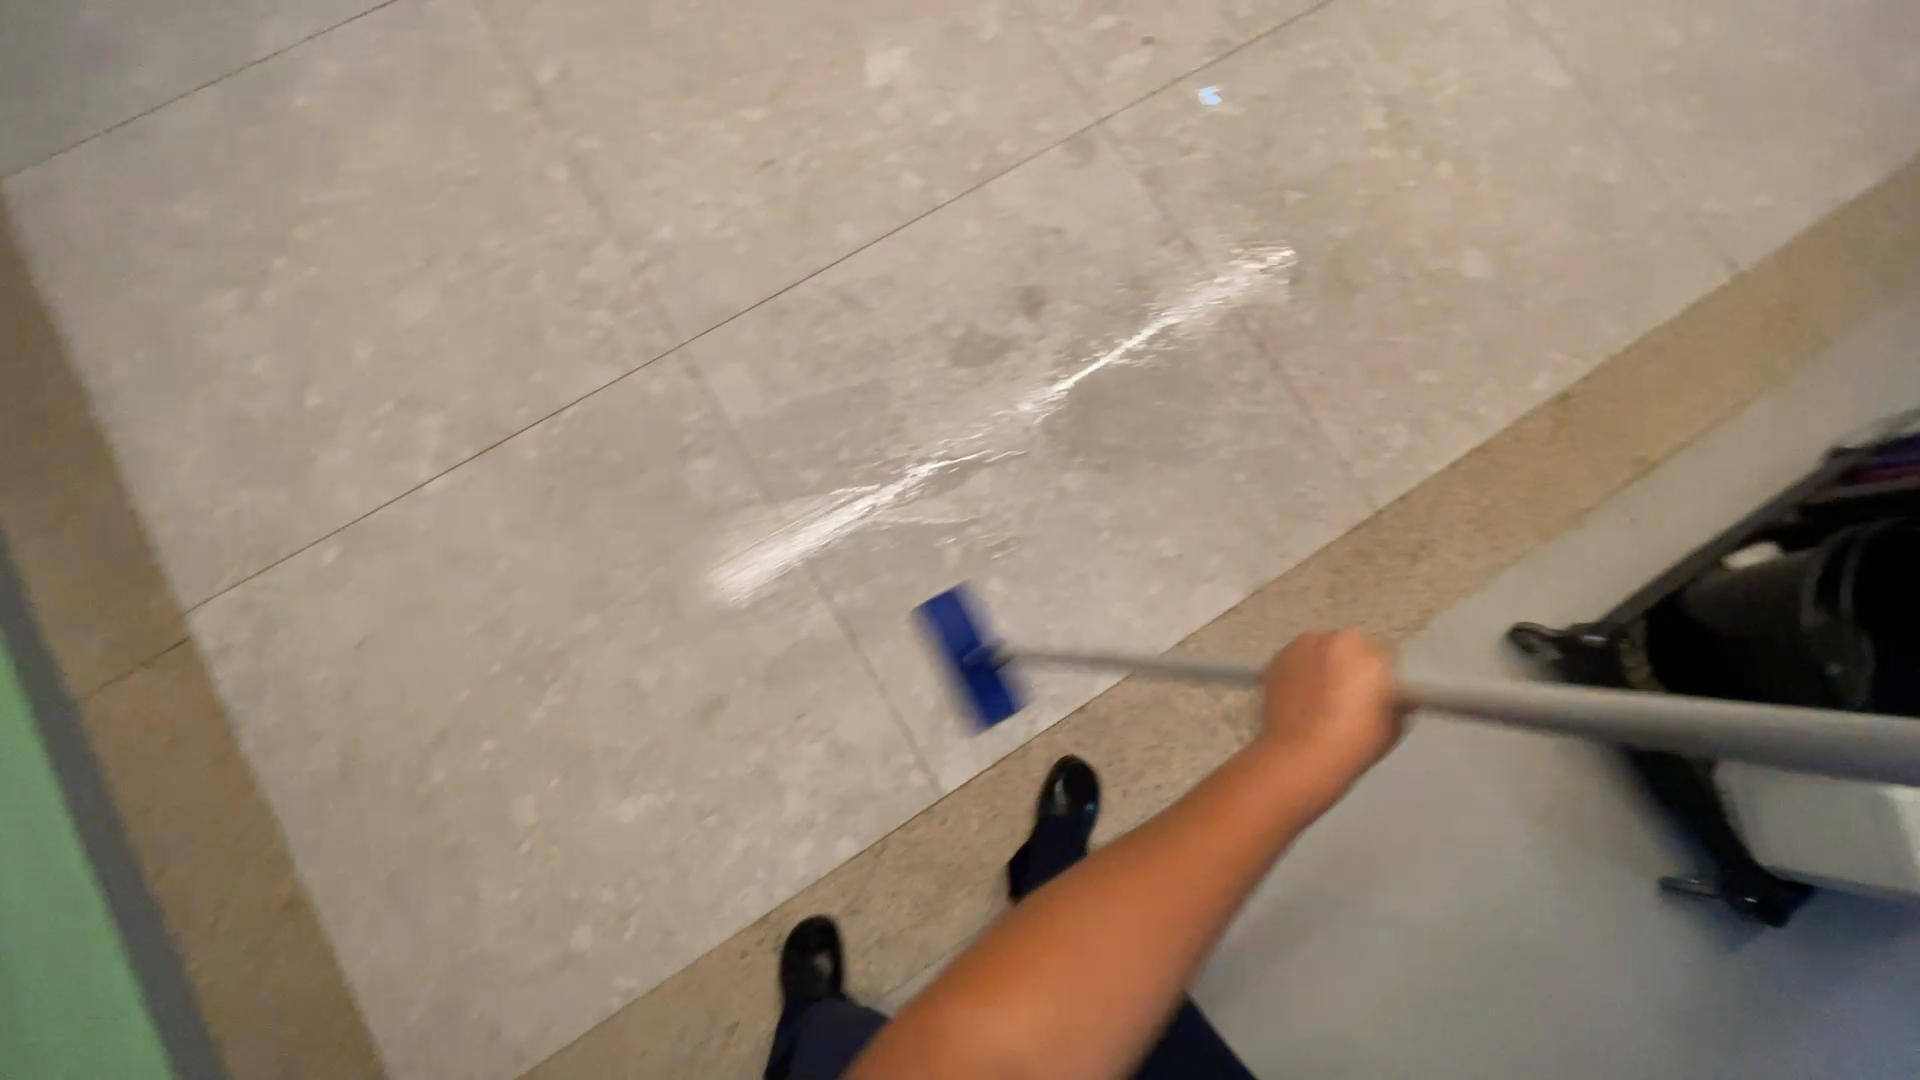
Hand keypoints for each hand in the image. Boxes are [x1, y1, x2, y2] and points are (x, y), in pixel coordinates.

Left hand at [1258, 630, 1405, 791]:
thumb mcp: (1394, 722)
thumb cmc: (1355, 740)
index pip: (1382, 653)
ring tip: (1322, 694)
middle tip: (1350, 693)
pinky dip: (1300, 672)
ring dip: (1322, 664)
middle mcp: (1330, 638)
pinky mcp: (1274, 661)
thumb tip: (1395, 693)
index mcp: (1365, 648)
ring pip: (1319, 650)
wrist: (1300, 754)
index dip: (1382, 673)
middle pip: (1348, 646)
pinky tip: (1301, 696)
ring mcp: (1297, 647)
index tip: (1378, 691)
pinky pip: (1295, 661)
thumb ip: (1396, 698)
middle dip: (1350, 664)